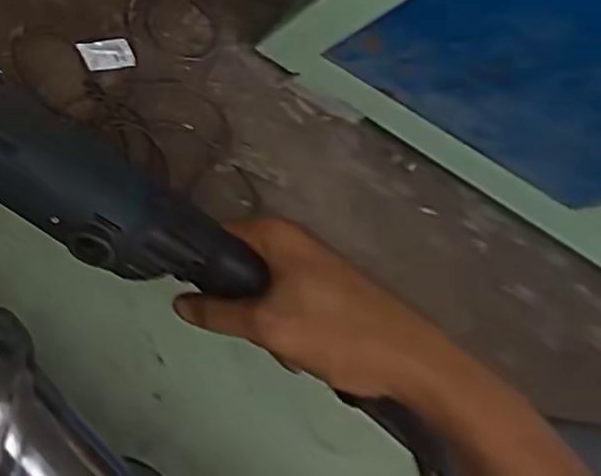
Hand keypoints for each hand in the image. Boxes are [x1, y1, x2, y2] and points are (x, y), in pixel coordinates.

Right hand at [174, 218, 463, 401]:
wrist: (421, 369)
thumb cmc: (341, 334)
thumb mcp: (268, 327)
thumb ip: (218, 313)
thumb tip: (179, 304)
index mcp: (274, 232)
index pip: (216, 237)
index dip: (203, 265)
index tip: (197, 293)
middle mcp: (292, 238)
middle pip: (240, 265)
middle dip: (242, 301)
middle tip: (253, 328)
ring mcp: (314, 262)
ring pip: (265, 287)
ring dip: (267, 317)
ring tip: (284, 345)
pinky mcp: (331, 287)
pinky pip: (289, 297)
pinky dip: (290, 322)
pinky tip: (306, 349)